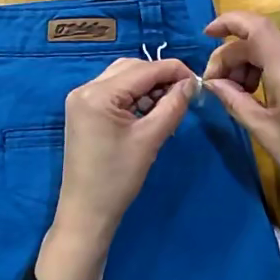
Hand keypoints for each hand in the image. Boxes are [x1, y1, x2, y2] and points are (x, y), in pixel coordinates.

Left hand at [55, 56, 197, 242]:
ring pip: (123, 77)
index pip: (144, 69)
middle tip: (184, 94)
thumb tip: (191, 83)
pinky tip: (151, 110)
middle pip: (132, 68)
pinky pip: (114, 91)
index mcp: (98, 93)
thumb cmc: (118, 178)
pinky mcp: (84, 110)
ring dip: (148, 86)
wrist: (87, 212)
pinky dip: (134, 96)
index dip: (174, 71)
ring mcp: (82, 99)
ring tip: (169, 104)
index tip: (198, 82)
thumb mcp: (150, 139)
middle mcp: (86, 88)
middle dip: (160, 77)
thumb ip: (172, 105)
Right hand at [202, 12, 279, 213]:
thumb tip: (212, 82)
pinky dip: (265, 71)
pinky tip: (257, 96)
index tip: (206, 36)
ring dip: (248, 63)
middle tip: (217, 85)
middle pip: (261, 40)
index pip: (258, 27)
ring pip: (273, 50)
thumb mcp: (263, 131)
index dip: (229, 22)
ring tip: (237, 94)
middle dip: (233, 55)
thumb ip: (234, 100)